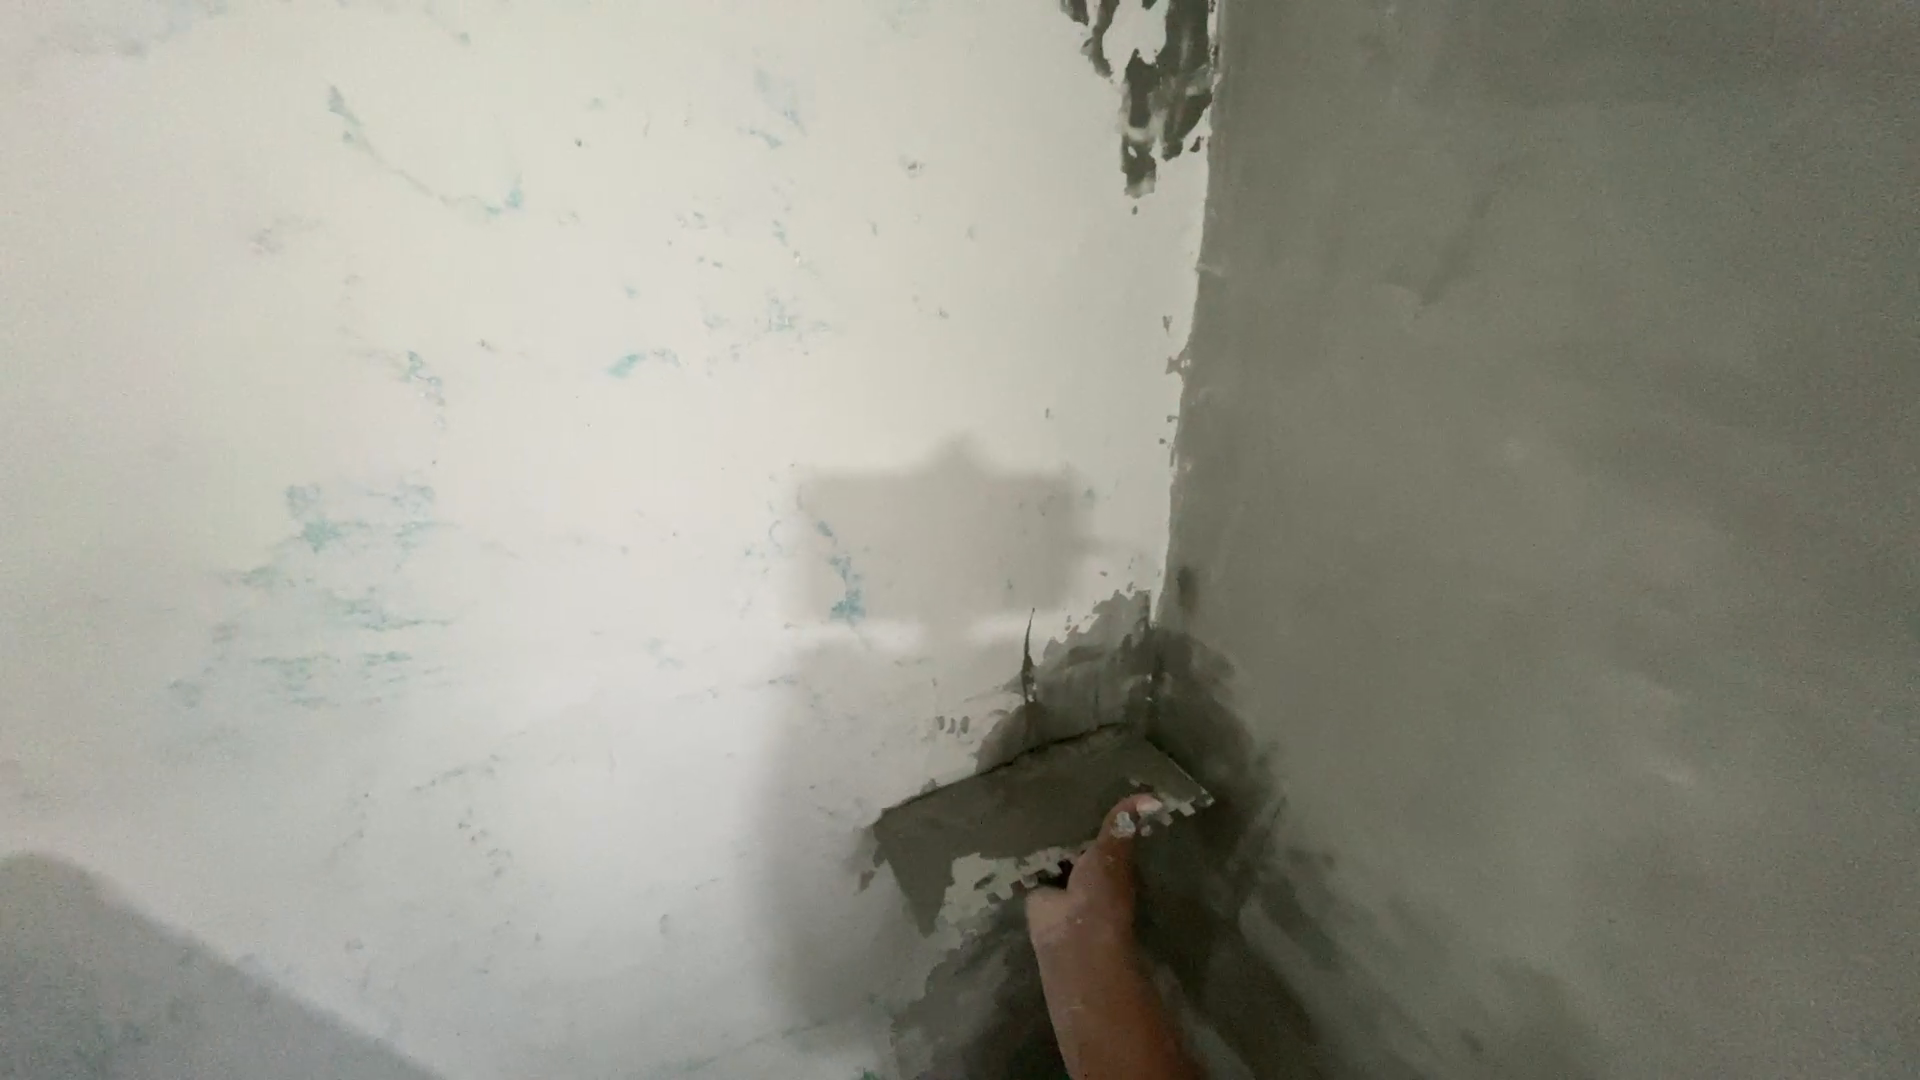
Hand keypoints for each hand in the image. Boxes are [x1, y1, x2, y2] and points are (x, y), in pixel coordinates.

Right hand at [1026, 792, 1169, 948]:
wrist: (1073, 932)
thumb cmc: (1102, 891)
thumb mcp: (1113, 850)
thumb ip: (1123, 822)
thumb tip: (1154, 798)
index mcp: (1109, 862)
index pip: (1104, 832)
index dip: (1096, 814)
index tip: (1085, 786)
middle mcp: (1085, 871)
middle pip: (1075, 842)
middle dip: (1065, 824)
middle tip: (1049, 790)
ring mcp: (1059, 882)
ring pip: (1050, 853)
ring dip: (1041, 838)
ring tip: (1026, 805)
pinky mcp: (1035, 890)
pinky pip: (1027, 867)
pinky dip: (1019, 856)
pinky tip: (1009, 833)